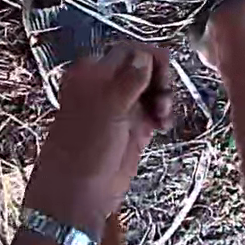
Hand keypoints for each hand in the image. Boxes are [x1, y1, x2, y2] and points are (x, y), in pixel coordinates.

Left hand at [24, 42, 174, 233]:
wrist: (79, 193)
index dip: (147, 57)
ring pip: (152, 88)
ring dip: (164, 96)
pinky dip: (163, 113)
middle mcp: (108, 87)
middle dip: (158, 77)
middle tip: (164, 93)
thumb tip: (145, 55)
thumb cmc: (84, 147)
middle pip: (143, 67)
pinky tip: (163, 125)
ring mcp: (122, 107)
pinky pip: (156, 110)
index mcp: (93, 74)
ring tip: (163, 114)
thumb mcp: (107, 107)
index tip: (163, 67)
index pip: (126, 51)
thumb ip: (129, 78)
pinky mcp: (135, 128)